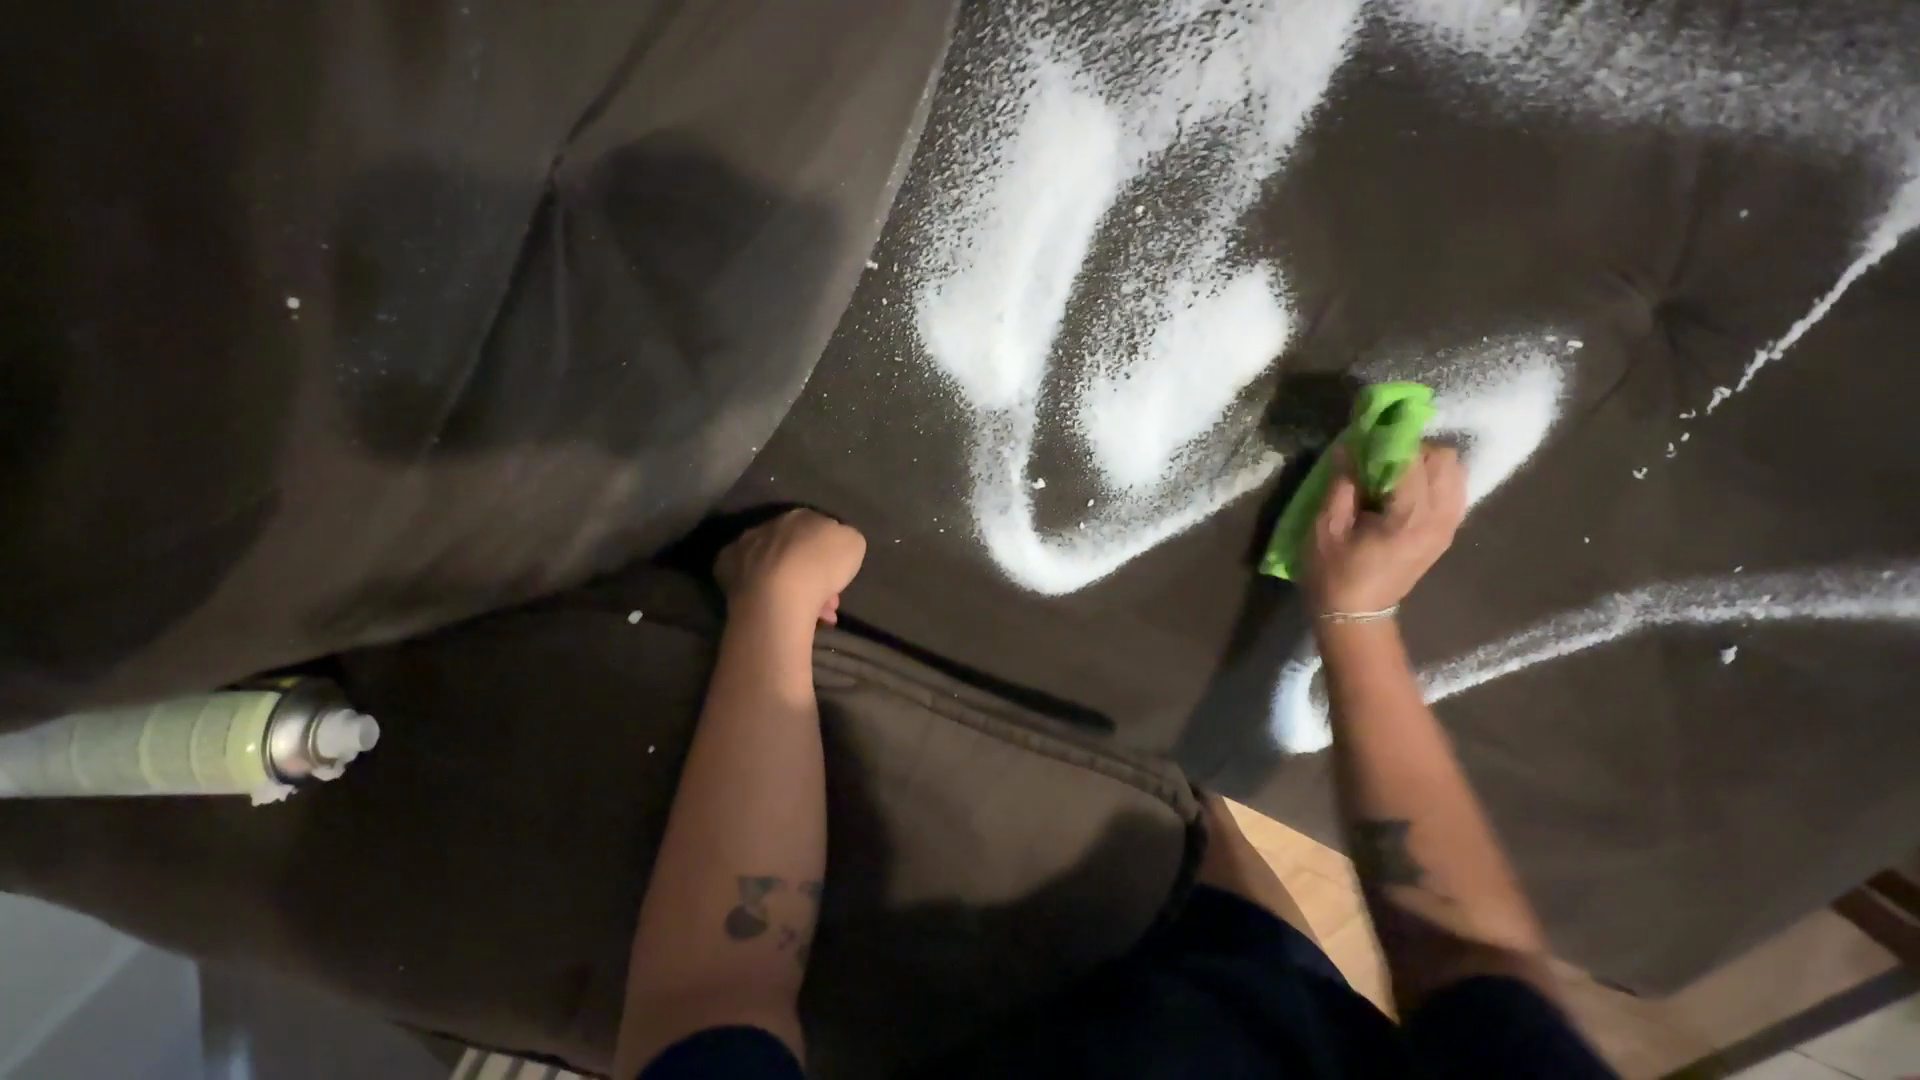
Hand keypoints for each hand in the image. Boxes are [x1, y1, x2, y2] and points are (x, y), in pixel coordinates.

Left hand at [715, 509, 867, 625]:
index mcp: (802, 515)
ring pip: (773, 568)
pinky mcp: (725, 570)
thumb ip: (844, 538)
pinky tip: (777, 609)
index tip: (839, 577)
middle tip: (826, 601)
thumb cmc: (821, 566)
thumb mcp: (854, 544)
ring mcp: (745, 547)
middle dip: (811, 574)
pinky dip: (762, 593)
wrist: (778, 595)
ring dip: (792, 589)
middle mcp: (770, 525)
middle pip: (794, 550)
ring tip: (809, 616)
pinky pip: (748, 580)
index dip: (831, 555)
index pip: (820, 530)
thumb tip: (833, 544)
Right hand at [1306, 443, 1466, 614]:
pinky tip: (1404, 489)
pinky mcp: (1447, 532)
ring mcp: (1448, 526)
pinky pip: (1453, 489)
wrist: (1356, 616)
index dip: (1390, 442)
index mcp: (1408, 518)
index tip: (1366, 439)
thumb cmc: (1334, 574)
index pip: (1412, 460)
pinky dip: (1433, 479)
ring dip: (1425, 463)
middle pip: (1444, 459)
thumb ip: (1342, 484)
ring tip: (1391, 473)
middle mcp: (1439, 519)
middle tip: (1379, 459)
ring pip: (1454, 472)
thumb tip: (1350, 446)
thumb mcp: (1326, 528)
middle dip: (1412, 449)